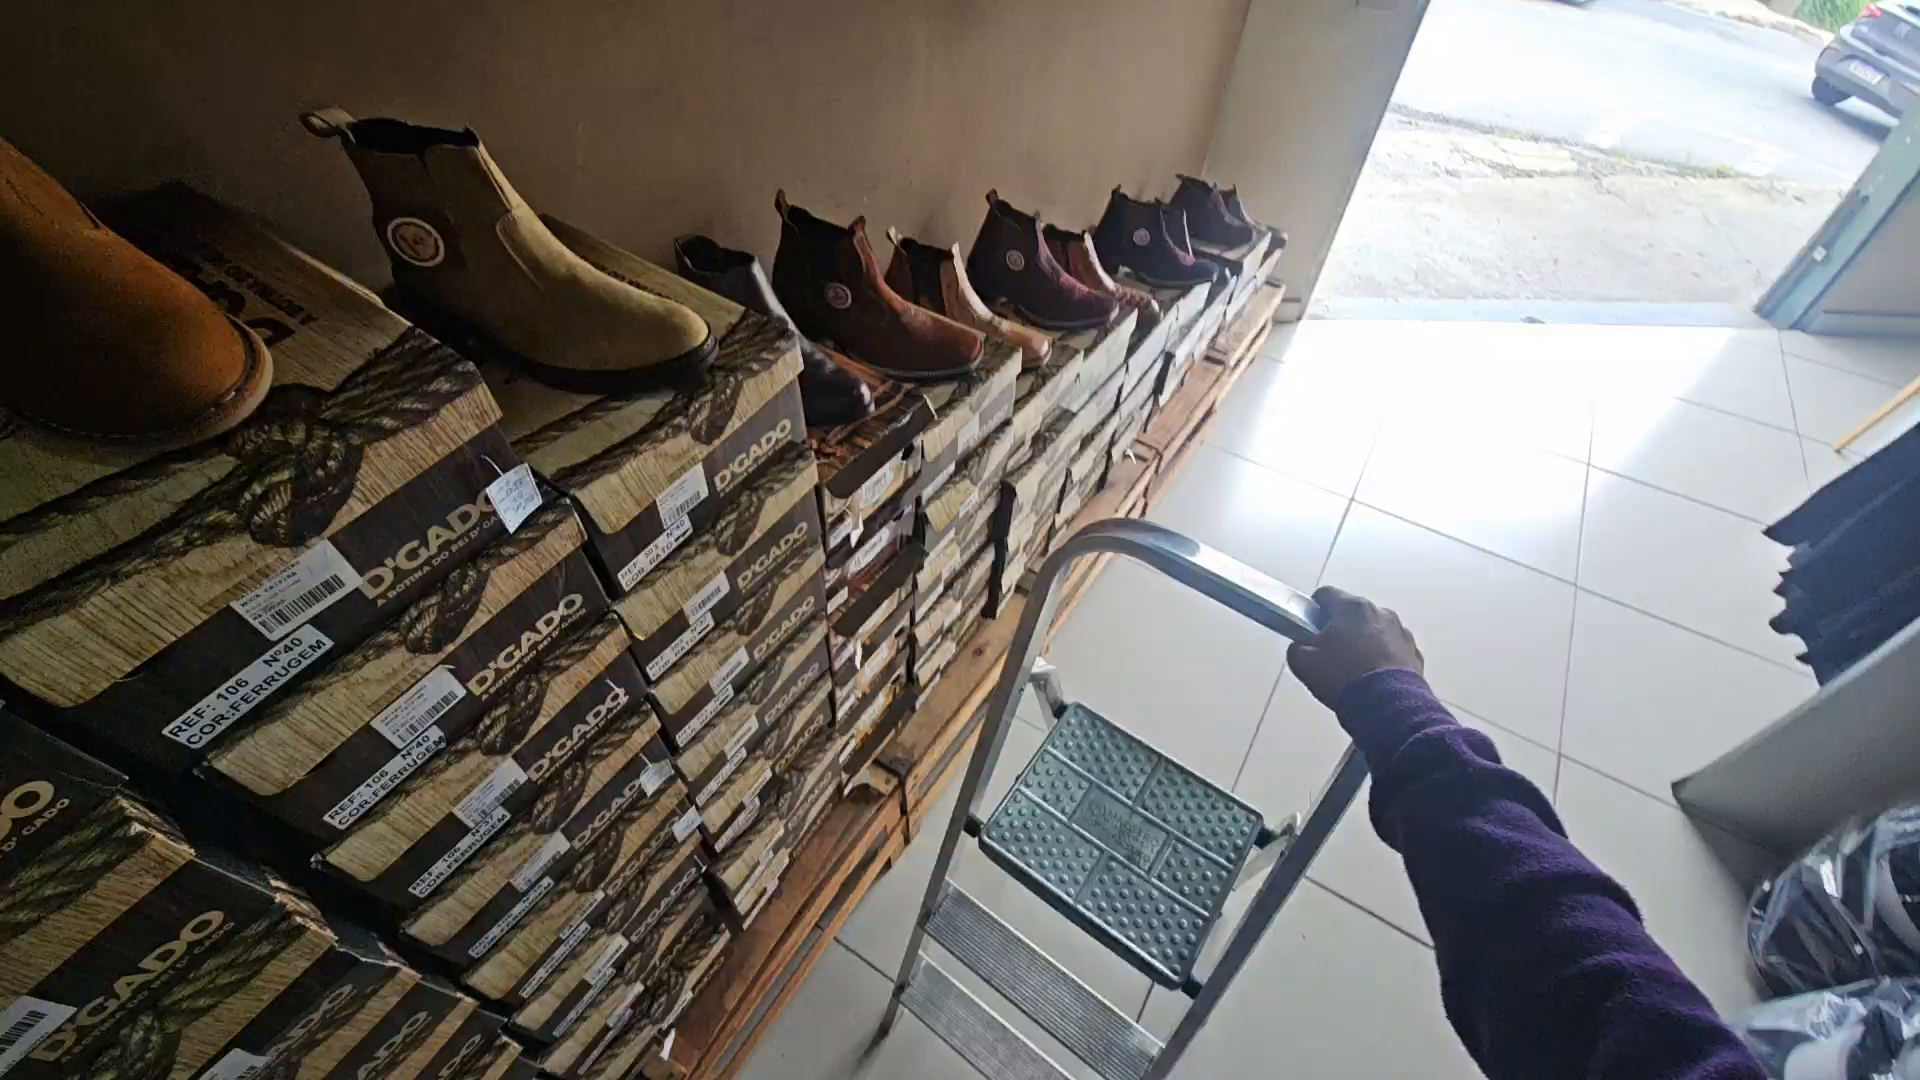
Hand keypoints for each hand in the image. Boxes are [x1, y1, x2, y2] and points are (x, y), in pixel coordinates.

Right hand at [1287, 587, 1423, 708]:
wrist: (1388, 707)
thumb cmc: (1344, 678)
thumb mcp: (1302, 663)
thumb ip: (1297, 647)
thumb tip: (1301, 646)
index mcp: (1351, 608)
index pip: (1324, 594)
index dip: (1312, 610)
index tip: (1308, 627)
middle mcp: (1379, 612)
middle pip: (1351, 612)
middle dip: (1338, 627)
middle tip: (1326, 652)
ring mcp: (1401, 632)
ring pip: (1373, 629)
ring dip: (1362, 641)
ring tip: (1351, 669)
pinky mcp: (1414, 653)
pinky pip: (1392, 649)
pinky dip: (1381, 657)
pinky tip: (1371, 678)